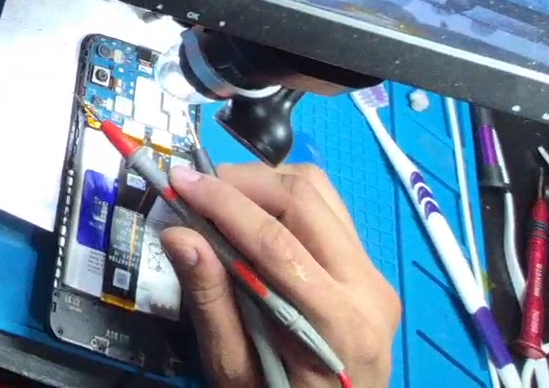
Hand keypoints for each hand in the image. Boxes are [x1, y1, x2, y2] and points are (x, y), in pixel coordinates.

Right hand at [160, 164, 399, 387]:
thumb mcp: (234, 369)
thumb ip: (209, 300)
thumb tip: (177, 233)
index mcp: (340, 326)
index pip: (276, 241)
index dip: (222, 202)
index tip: (178, 180)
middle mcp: (368, 289)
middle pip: (301, 199)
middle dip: (238, 181)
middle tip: (194, 189)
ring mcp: (372, 272)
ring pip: (315, 188)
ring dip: (259, 181)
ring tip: (220, 199)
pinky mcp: (365, 263)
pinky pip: (323, 201)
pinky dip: (279, 191)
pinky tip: (252, 211)